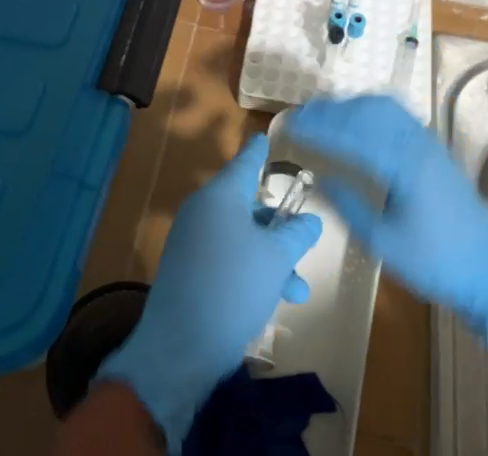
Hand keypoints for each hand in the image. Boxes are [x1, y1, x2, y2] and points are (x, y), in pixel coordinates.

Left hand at [96, 133, 322, 449]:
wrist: (180, 348)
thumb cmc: (233, 288)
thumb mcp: (276, 258)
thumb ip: (295, 234)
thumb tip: (307, 221)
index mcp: (219, 198)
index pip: (244, 163)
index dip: (258, 152)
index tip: (264, 139)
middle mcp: (202, 214)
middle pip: (247, 207)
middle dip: (280, 227)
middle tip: (304, 240)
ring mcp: (192, 245)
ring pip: (242, 240)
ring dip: (272, 260)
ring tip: (297, 291)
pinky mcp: (189, 275)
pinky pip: (228, 262)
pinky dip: (252, 274)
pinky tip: (274, 301)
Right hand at [283, 96, 487, 364]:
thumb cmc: (434, 264)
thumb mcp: (382, 242)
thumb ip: (348, 205)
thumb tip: (317, 178)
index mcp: (404, 165)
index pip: (352, 133)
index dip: (318, 127)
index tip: (289, 127)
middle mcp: (418, 145)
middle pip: (367, 110)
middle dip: (329, 111)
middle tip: (297, 118)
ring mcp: (430, 144)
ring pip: (384, 108)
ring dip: (349, 106)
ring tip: (320, 117)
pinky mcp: (435, 150)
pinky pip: (398, 117)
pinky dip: (370, 111)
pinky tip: (355, 124)